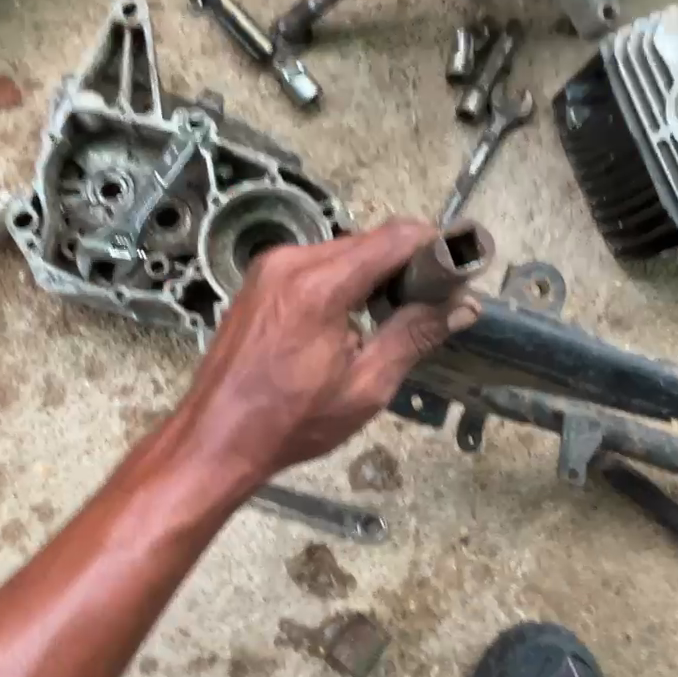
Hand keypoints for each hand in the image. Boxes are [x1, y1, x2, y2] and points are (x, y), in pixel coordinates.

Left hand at [169, 220, 479, 491]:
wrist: (217, 437)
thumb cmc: (288, 422)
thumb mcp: (365, 386)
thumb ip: (414, 335)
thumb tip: (461, 306)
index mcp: (319, 285)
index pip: (394, 238)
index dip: (435, 245)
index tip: (459, 266)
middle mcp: (290, 262)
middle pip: (368, 241)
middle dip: (407, 261)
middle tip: (434, 297)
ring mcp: (269, 268)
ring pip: (342, 251)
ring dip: (375, 271)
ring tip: (396, 312)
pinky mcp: (259, 281)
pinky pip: (315, 264)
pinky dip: (344, 278)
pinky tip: (355, 314)